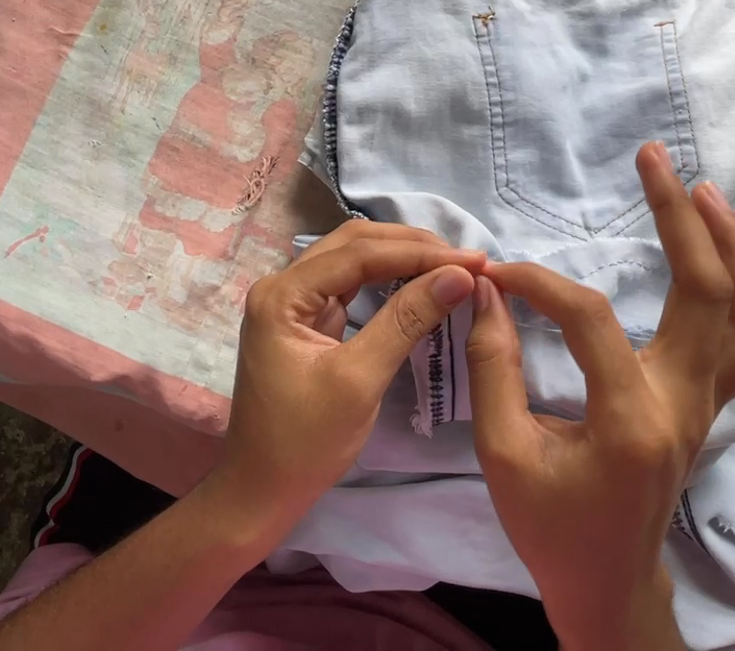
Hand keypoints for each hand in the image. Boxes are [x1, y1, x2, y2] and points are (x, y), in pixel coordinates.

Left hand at [203, 222, 486, 534]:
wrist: (262, 490)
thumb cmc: (305, 442)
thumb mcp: (360, 380)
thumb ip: (406, 321)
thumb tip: (458, 276)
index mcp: (282, 294)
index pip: (358, 253)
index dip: (418, 252)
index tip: (472, 259)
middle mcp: (282, 286)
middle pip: (352, 245)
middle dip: (411, 246)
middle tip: (467, 260)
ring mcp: (292, 302)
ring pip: (352, 260)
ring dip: (401, 258)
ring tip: (452, 266)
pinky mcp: (306, 320)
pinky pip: (350, 285)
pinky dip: (387, 281)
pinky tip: (419, 283)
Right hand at [466, 141, 734, 649]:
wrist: (607, 581)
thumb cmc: (550, 526)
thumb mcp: (502, 452)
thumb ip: (494, 365)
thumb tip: (487, 291)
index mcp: (632, 418)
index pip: (590, 317)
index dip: (538, 283)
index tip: (495, 273)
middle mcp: (687, 404)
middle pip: (711, 293)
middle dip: (681, 218)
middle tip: (654, 160)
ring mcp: (710, 407)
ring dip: (734, 247)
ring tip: (702, 192)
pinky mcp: (712, 409)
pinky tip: (728, 263)